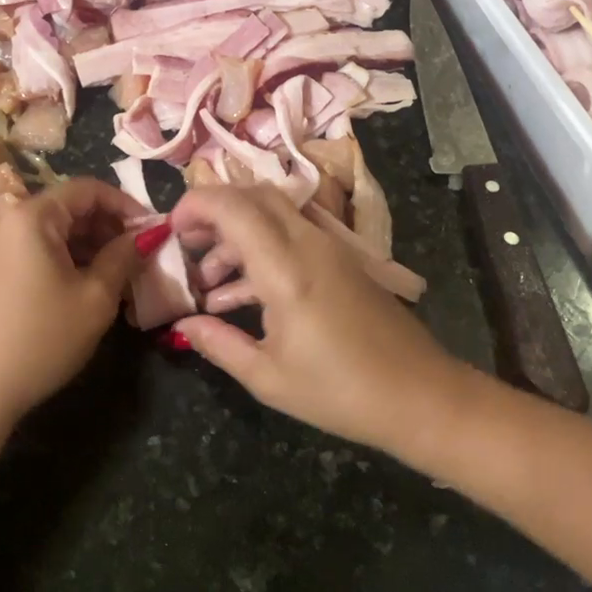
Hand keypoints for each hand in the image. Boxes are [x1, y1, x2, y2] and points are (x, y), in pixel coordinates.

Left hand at [0, 178, 147, 456]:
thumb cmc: (41, 339)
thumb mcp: (95, 299)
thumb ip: (124, 256)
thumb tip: (148, 234)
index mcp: (31, 215)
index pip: (88, 189)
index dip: (125, 204)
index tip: (152, 229)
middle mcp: (5, 219)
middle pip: (67, 206)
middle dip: (107, 226)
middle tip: (138, 254)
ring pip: (50, 230)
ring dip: (87, 244)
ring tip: (117, 273)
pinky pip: (32, 249)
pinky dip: (62, 258)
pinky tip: (83, 285)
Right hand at [169, 186, 476, 458]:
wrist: (420, 396)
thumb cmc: (341, 392)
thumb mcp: (269, 377)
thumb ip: (219, 343)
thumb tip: (182, 325)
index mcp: (285, 268)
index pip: (233, 207)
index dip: (195, 206)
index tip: (171, 230)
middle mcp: (307, 243)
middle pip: (253, 196)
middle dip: (213, 210)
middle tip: (186, 244)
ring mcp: (328, 248)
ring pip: (272, 213)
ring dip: (235, 234)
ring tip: (207, 281)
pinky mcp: (340, 260)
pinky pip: (290, 235)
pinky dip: (259, 249)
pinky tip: (238, 295)